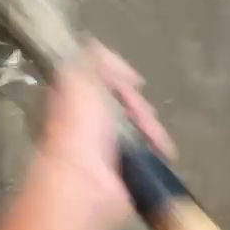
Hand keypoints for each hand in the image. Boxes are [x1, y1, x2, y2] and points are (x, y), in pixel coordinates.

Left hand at [29, 43, 174, 229]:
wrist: (85, 185)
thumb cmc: (79, 129)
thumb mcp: (78, 79)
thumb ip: (87, 58)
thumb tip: (95, 44)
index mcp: (68, 98)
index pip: (98, 77)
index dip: (118, 74)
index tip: (134, 80)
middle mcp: (84, 121)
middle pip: (122, 101)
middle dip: (139, 103)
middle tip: (144, 113)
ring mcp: (102, 146)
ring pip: (136, 125)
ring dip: (151, 127)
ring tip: (155, 136)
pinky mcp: (121, 167)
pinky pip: (144, 149)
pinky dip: (156, 147)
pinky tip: (161, 150)